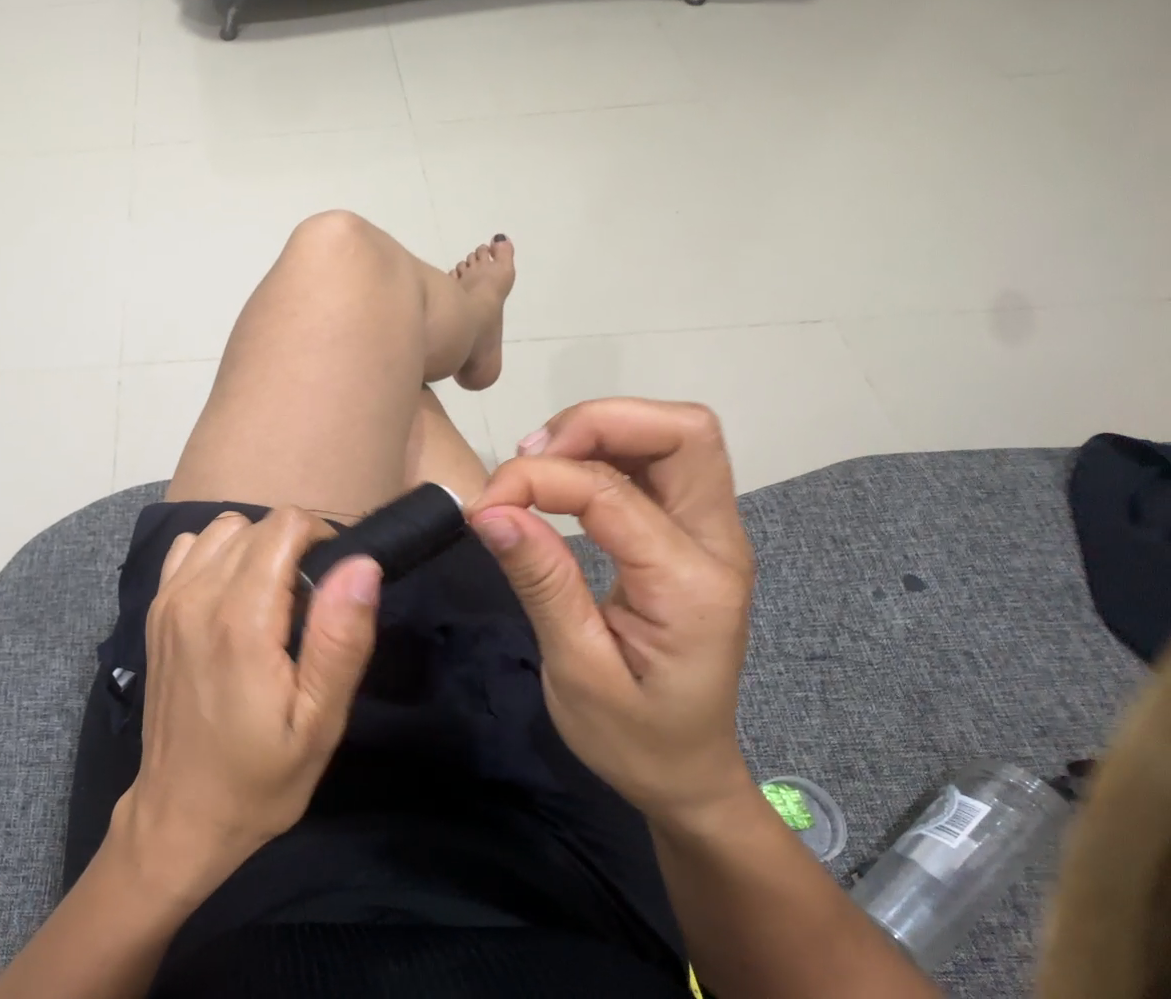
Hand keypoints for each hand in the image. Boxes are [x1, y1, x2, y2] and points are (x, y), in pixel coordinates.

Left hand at [113, 508, 381, 898]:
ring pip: (222, 529)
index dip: (322, 540)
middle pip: (256, 524)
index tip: (335, 586)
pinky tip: (232, 598)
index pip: (285, 525)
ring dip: (256, 548)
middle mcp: (197, 595)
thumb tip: (361, 563)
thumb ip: (340, 639)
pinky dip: (218, 556)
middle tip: (312, 605)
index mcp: (240, 619)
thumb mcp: (318, 723)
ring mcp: (168, 600)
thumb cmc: (260, 777)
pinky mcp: (154, 611)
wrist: (181, 811)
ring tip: (275, 600)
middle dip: (294, 546)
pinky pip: (189, 549)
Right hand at [469, 398, 756, 820]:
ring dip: (601, 432)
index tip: (482, 507)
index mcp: (690, 585)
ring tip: (535, 466)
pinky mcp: (691, 536)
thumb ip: (541, 581)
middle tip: (527, 460)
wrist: (686, 774)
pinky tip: (561, 479)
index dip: (537, 479)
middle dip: (595, 425)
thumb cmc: (632, 739)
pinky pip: (660, 463)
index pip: (612, 491)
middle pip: (683, 432)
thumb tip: (489, 510)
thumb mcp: (575, 670)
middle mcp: (717, 545)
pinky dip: (607, 452)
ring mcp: (711, 535)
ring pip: (674, 436)